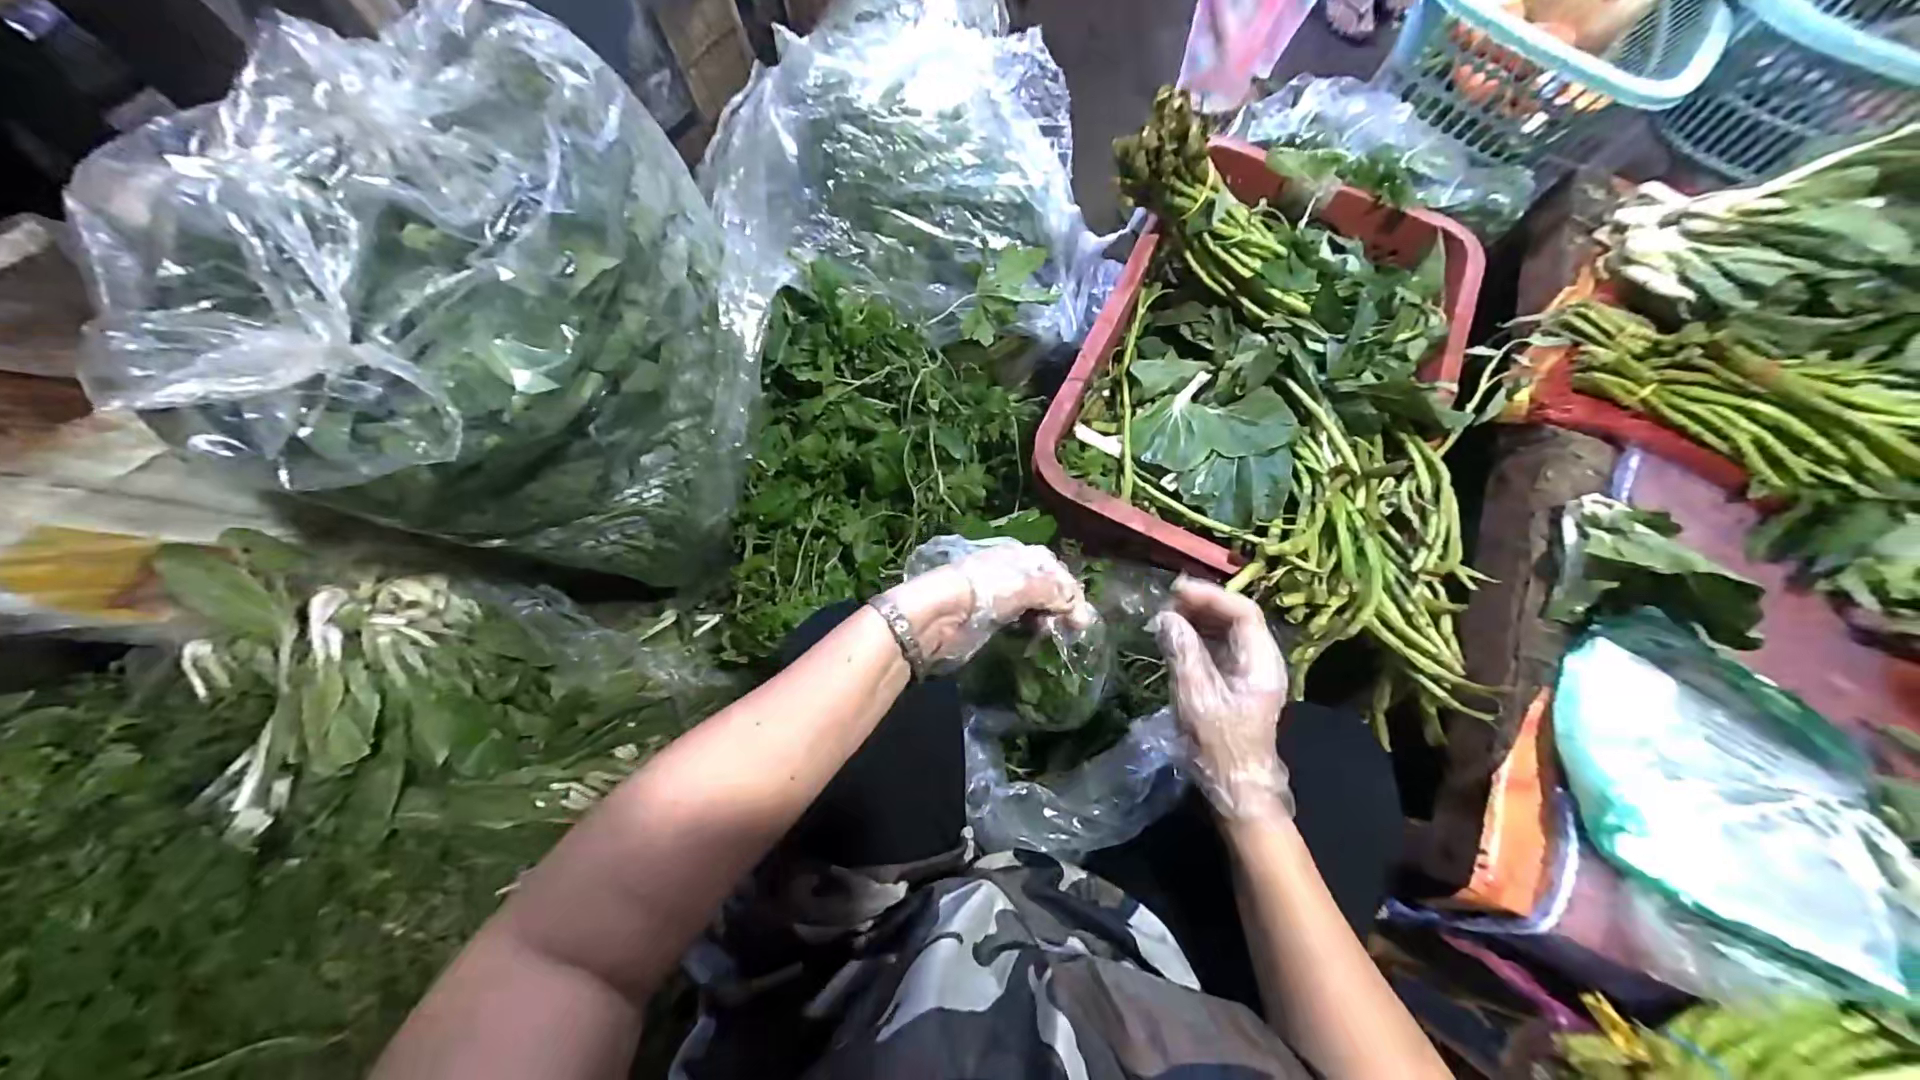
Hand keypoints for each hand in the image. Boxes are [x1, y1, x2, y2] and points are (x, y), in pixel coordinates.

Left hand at [883, 536, 1092, 671]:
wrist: (938, 614)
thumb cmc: (984, 591)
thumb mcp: (1025, 585)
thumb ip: (1056, 593)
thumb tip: (1080, 611)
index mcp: (1019, 555)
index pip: (1054, 569)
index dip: (1070, 589)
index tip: (1081, 615)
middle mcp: (1011, 572)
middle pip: (1046, 587)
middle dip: (1062, 605)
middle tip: (1072, 628)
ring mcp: (1000, 596)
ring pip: (1035, 605)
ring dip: (1049, 618)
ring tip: (1056, 634)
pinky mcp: (990, 619)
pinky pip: (1021, 620)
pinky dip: (1032, 628)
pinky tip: (1037, 638)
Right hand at [1152, 576, 1292, 819]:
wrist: (1236, 789)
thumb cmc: (1220, 746)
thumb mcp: (1196, 698)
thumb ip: (1183, 652)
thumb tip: (1166, 617)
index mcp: (1262, 663)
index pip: (1243, 612)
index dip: (1210, 596)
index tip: (1176, 591)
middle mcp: (1261, 662)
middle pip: (1237, 617)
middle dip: (1202, 604)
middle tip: (1166, 601)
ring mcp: (1249, 672)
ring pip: (1226, 631)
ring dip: (1198, 618)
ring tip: (1166, 615)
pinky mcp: (1234, 683)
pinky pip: (1218, 647)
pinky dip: (1196, 636)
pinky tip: (1174, 636)